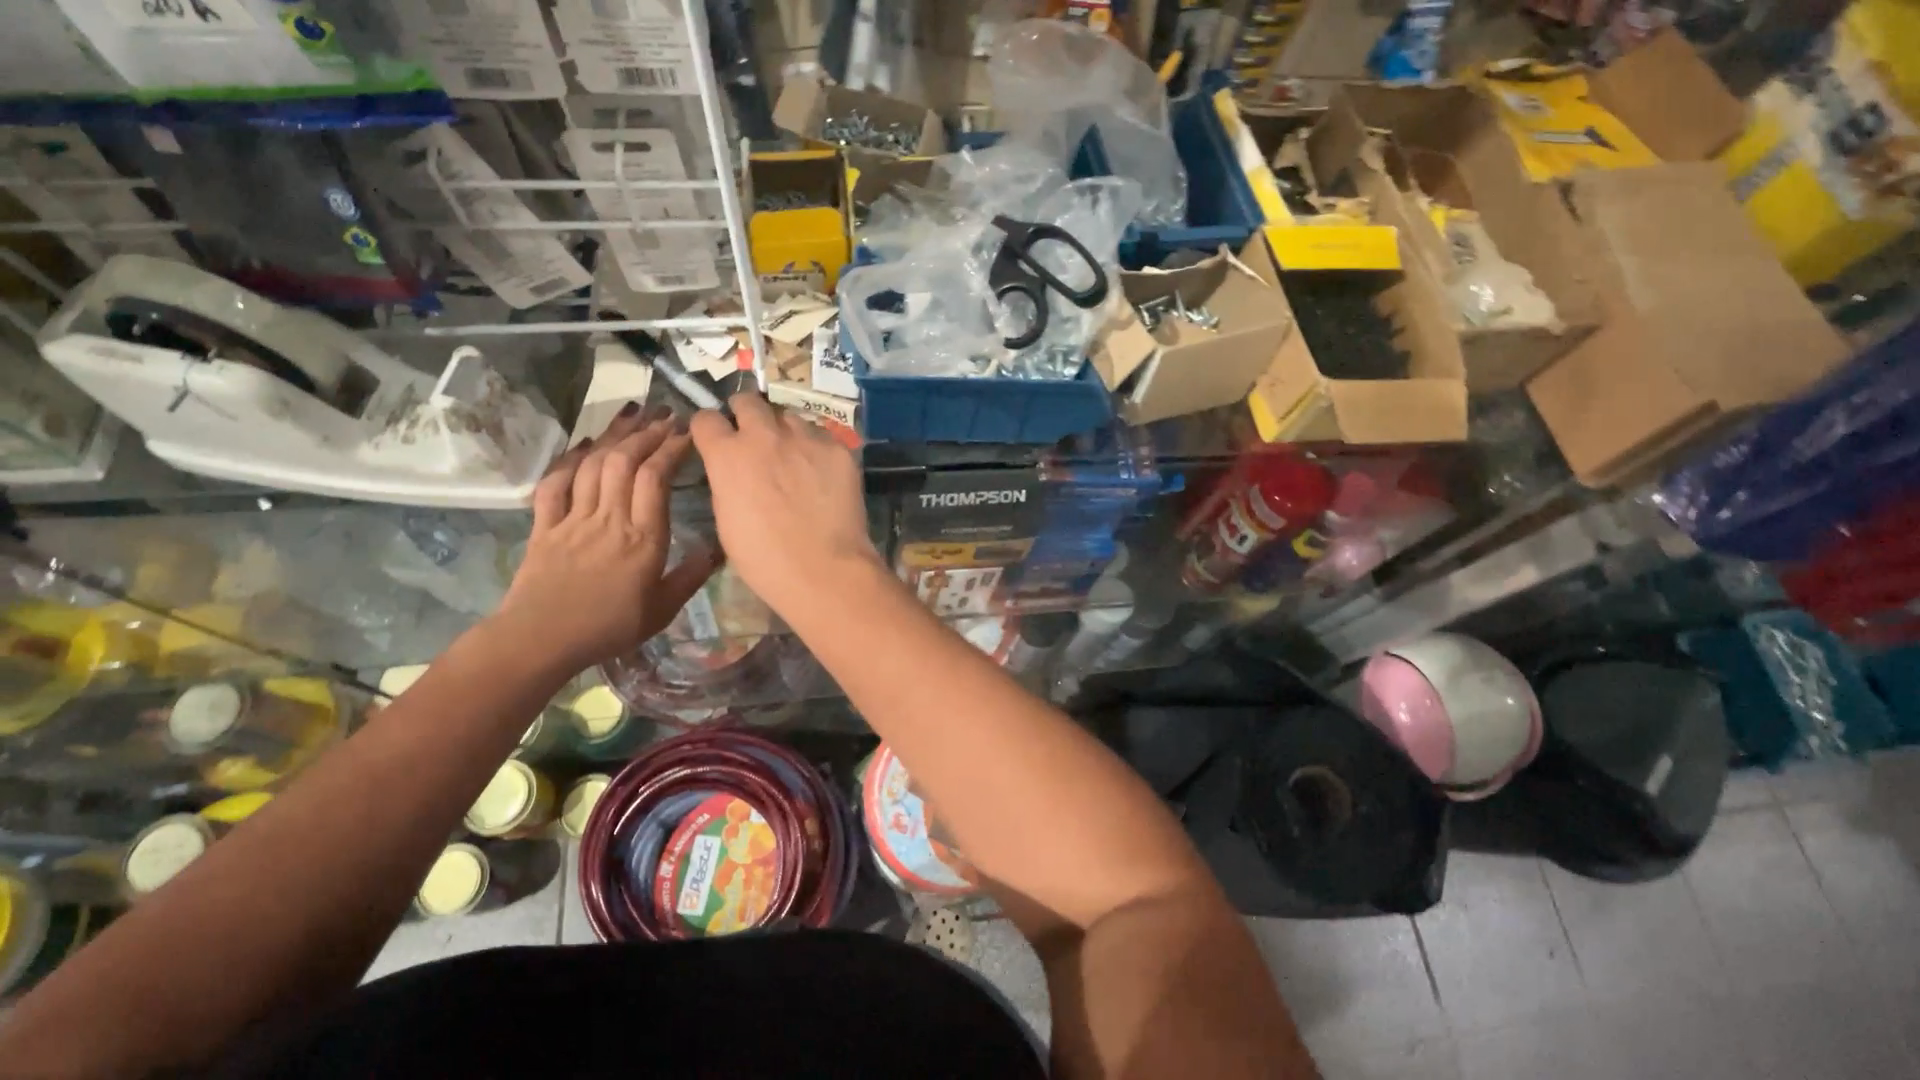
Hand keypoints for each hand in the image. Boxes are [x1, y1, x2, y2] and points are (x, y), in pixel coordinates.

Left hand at [495, 404, 720, 672]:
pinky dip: (569, 460)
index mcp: (643, 538)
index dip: (670, 449)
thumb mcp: (662, 610)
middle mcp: (609, 518)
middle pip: (625, 462)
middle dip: (646, 433)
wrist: (541, 639)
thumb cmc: (609, 628)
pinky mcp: (544, 525)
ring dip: (613, 436)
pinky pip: (556, 483)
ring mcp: (573, 518)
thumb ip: (691, 576)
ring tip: (632, 416)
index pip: (655, 478)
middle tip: (664, 415)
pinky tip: (584, 445)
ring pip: (593, 465)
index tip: (686, 433)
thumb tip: (719, 549)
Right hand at [690, 392, 881, 619]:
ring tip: (792, 455)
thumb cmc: (764, 558)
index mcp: (727, 455)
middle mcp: (764, 435)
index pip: (706, 418)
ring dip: (783, 430)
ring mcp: (805, 437)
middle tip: (753, 435)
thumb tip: (731, 471)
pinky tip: (820, 472)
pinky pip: (820, 436)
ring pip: (788, 416)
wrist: (823, 569)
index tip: (715, 438)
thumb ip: (725, 482)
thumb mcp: (726, 520)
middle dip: (746, 414)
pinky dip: (815, 448)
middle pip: (748, 401)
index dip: (709, 428)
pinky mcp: (838, 448)